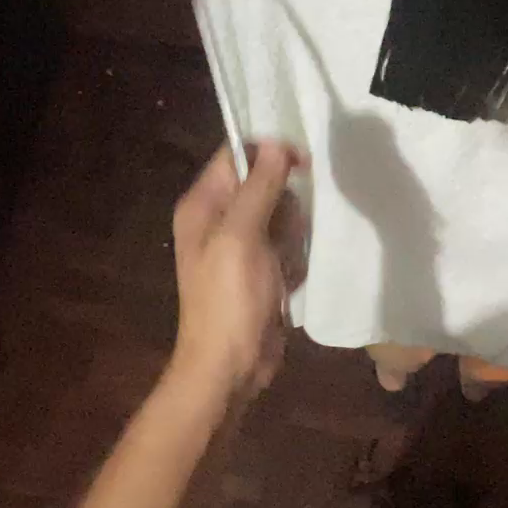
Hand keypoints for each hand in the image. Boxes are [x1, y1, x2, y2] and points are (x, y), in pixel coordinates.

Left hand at [170, 142, 303, 401]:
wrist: (231, 365)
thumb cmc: (229, 300)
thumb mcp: (242, 237)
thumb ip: (259, 187)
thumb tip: (277, 142)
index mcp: (203, 204)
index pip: (237, 154)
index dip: (270, 152)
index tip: (303, 162)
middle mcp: (219, 219)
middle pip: (266, 184)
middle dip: (286, 205)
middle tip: (285, 232)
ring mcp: (241, 246)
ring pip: (283, 215)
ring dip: (294, 236)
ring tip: (286, 262)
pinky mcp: (261, 269)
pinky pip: (289, 245)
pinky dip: (295, 259)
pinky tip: (289, 279)